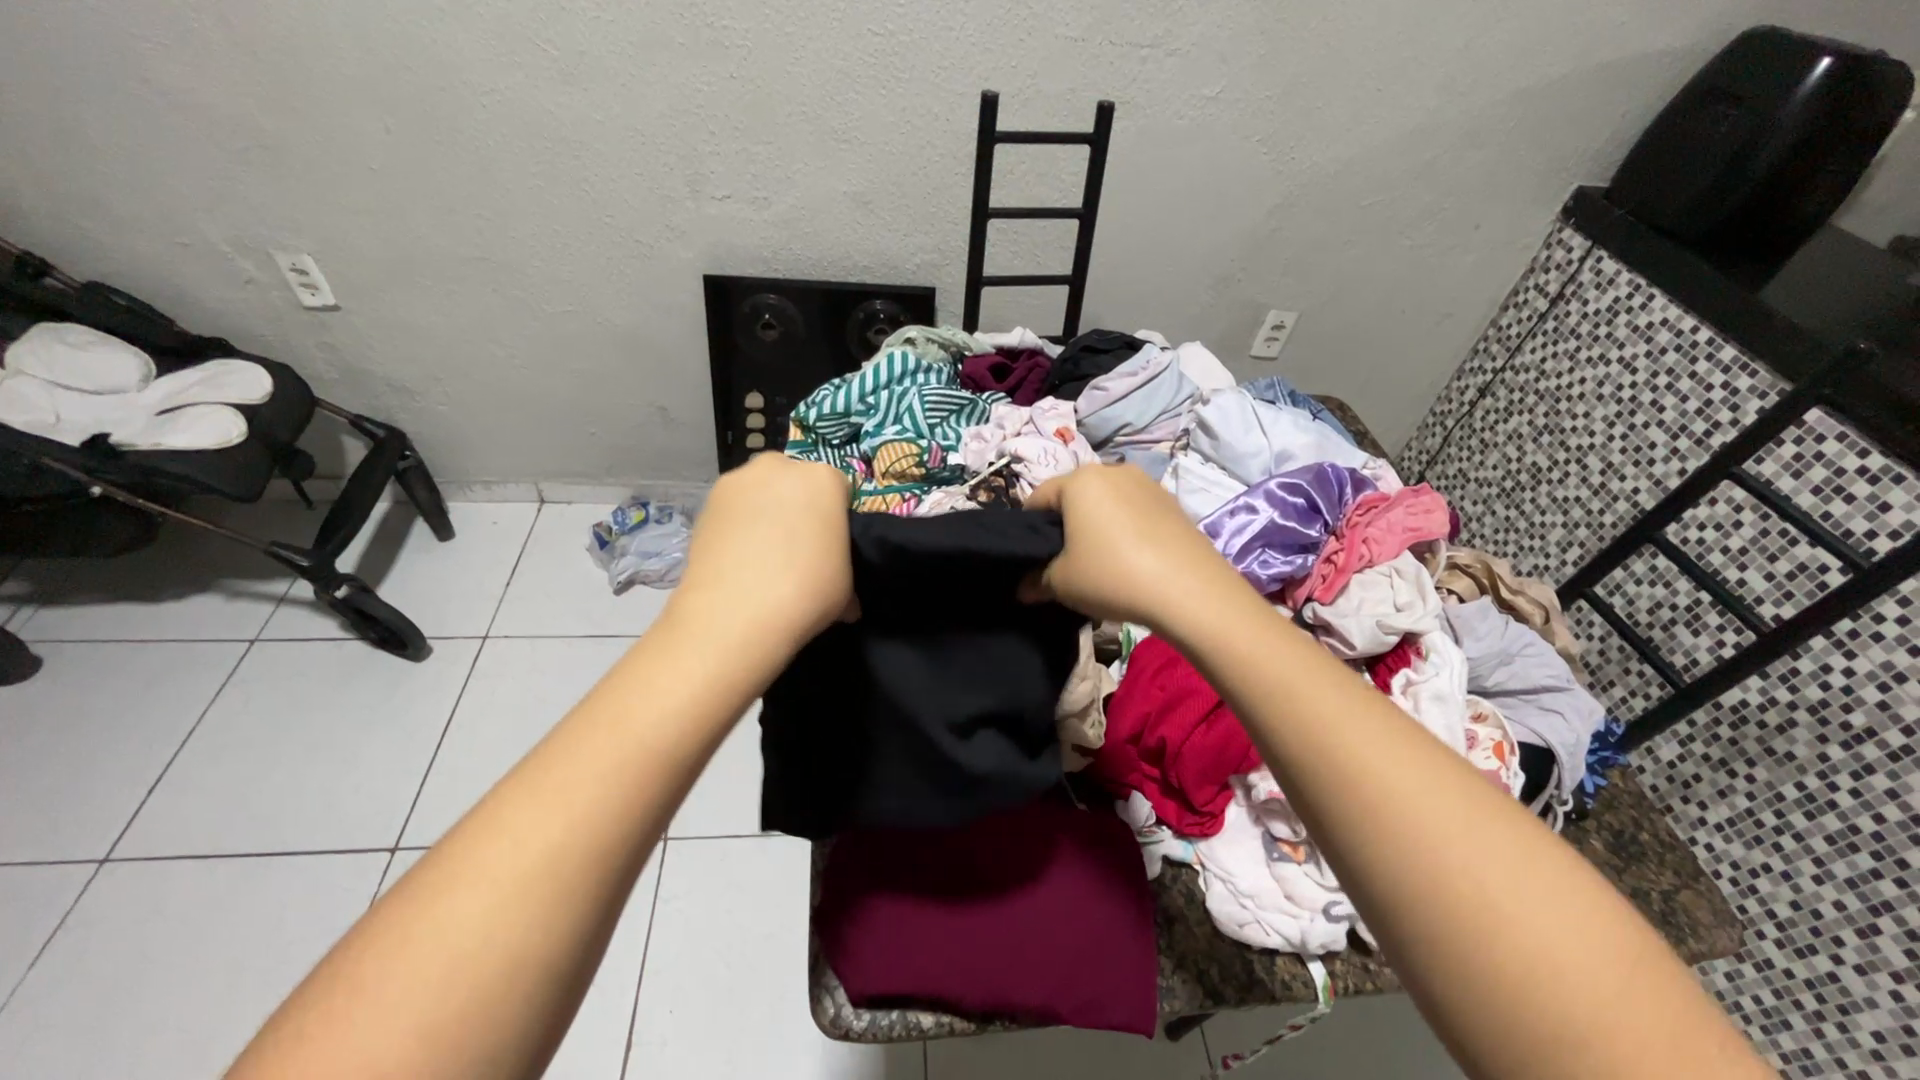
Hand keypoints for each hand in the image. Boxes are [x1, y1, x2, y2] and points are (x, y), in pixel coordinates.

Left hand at [663, 454, 853, 652]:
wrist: (735, 613)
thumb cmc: (806, 592)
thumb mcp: (845, 589)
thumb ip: (844, 575)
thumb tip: (848, 605)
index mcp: (823, 479)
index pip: (838, 489)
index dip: (836, 517)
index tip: (830, 545)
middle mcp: (779, 467)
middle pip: (794, 481)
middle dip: (797, 505)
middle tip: (796, 546)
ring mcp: (737, 481)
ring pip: (759, 492)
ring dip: (763, 512)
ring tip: (760, 555)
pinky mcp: (706, 502)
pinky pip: (732, 509)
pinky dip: (736, 526)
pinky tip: (736, 558)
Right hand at [1022, 464, 1252, 628]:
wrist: (1190, 591)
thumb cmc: (1112, 576)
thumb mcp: (1062, 584)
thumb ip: (1036, 581)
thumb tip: (1024, 589)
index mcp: (1079, 480)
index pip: (1037, 498)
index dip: (1028, 530)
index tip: (1033, 559)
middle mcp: (1112, 470)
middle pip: (1075, 497)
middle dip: (1066, 526)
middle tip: (1066, 563)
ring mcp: (1147, 484)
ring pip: (1107, 504)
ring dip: (1098, 527)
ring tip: (1102, 564)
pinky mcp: (1173, 503)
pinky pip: (1135, 513)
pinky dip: (1126, 531)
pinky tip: (1132, 562)